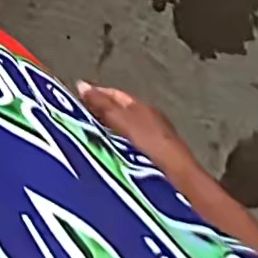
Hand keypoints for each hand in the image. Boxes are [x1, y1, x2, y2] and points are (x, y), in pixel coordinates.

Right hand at [77, 80, 194, 166]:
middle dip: (102, 110)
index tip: (78, 97)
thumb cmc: (148, 141)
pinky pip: (133, 139)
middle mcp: (150, 116)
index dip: (96, 93)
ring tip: (94, 133)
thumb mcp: (120, 119)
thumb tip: (81, 84)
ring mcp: (157, 135)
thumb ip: (101, 103)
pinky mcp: (160, 153)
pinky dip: (120, 140)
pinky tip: (114, 148)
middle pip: (121, 109)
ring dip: (111, 126)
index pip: (115, 93)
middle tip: (82, 115)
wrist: (179, 174)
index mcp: (141, 105)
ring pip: (128, 125)